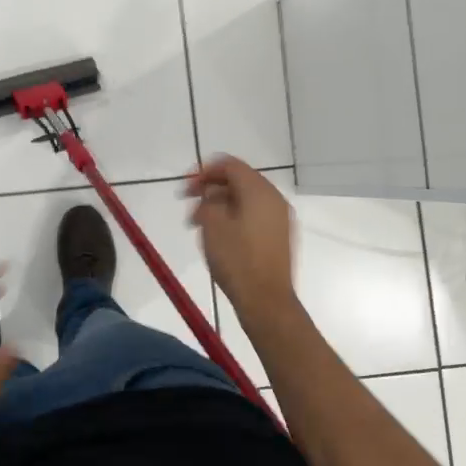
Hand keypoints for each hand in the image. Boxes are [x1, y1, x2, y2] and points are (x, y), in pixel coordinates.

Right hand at [187, 155, 296, 314]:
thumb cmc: (236, 260)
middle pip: (239, 180)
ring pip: (246, 199)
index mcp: (259, 191)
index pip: (230, 165)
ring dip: (221, 204)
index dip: (204, 171)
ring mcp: (280, 218)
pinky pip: (254, 214)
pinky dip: (235, 216)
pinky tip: (220, 235)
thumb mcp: (212, 224)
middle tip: (189, 207)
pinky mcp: (280, 235)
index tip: (185, 188)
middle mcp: (274, 198)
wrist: (266, 300)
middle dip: (211, 189)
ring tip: (200, 224)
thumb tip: (211, 194)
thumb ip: (208, 199)